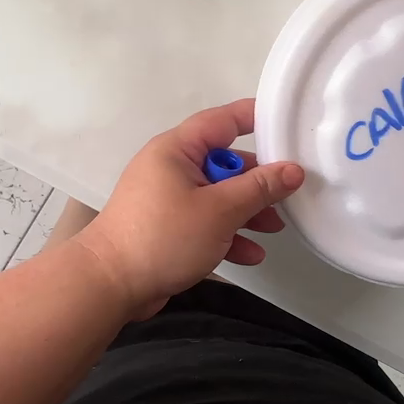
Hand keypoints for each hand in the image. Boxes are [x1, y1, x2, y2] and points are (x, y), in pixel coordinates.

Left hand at [74, 99, 303, 317]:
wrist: (110, 285)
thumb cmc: (164, 236)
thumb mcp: (220, 210)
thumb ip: (260, 189)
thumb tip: (293, 171)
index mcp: (178, 149)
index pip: (223, 121)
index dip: (255, 118)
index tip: (287, 124)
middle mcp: (172, 168)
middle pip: (225, 163)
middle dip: (258, 181)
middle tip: (289, 194)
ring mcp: (168, 199)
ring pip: (219, 196)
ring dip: (247, 212)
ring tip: (274, 228)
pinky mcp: (168, 228)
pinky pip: (206, 222)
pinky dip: (228, 235)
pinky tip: (251, 254)